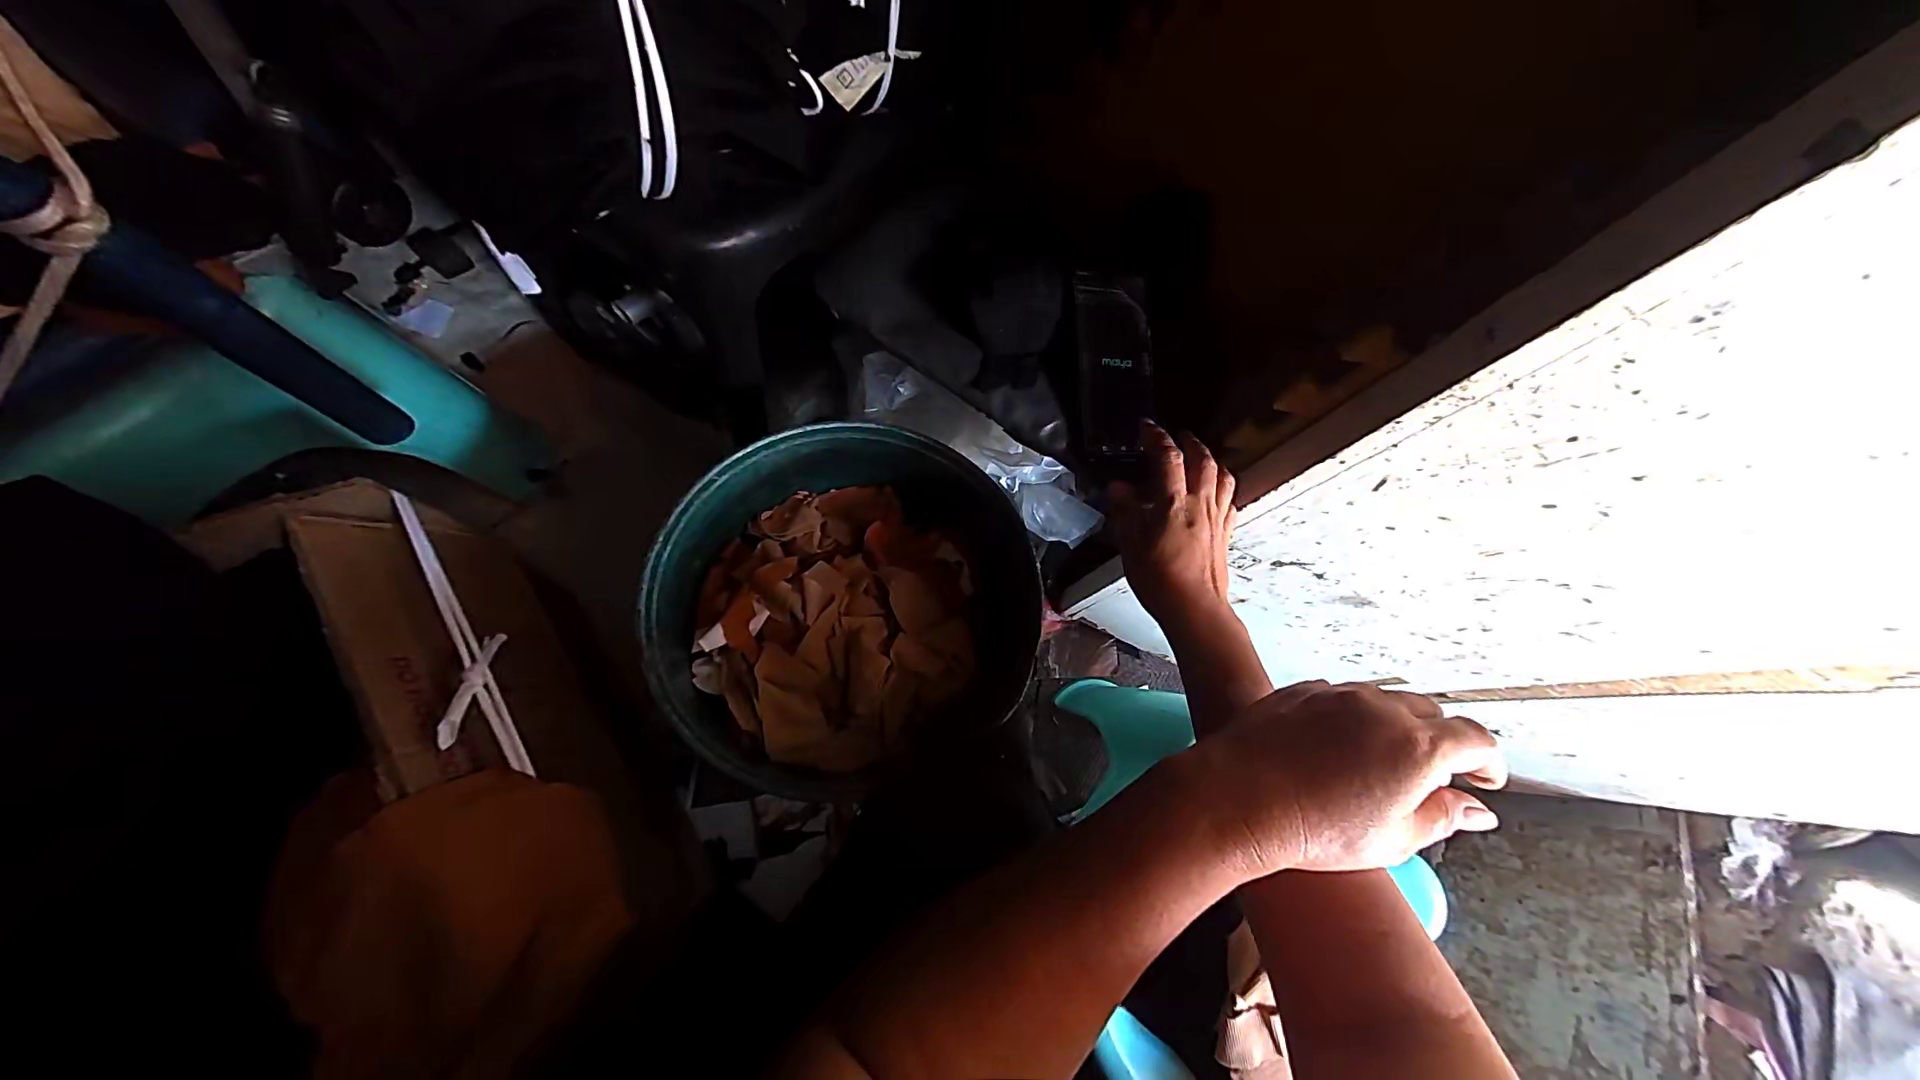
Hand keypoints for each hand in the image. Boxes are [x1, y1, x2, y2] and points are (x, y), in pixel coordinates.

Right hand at [1109, 422, 1236, 629]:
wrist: (1194, 608)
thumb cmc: (1160, 579)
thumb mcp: (1130, 545)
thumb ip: (1125, 511)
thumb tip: (1118, 487)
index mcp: (1174, 504)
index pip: (1168, 457)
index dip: (1157, 437)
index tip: (1146, 427)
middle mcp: (1200, 505)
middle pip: (1203, 460)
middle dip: (1190, 442)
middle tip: (1178, 435)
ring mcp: (1217, 519)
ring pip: (1223, 477)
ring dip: (1212, 460)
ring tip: (1200, 456)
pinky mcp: (1225, 535)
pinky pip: (1229, 502)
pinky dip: (1222, 490)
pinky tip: (1213, 495)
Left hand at [1191, 681, 1506, 877]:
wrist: (1239, 797)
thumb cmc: (1316, 828)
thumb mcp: (1393, 838)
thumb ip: (1443, 816)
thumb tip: (1477, 809)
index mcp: (1417, 746)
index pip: (1475, 739)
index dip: (1486, 762)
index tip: (1482, 781)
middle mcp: (1380, 709)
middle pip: (1430, 714)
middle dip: (1441, 742)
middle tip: (1430, 776)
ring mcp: (1335, 694)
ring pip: (1383, 700)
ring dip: (1393, 724)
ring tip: (1379, 761)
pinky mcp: (1299, 691)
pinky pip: (1339, 696)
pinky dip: (1350, 715)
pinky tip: (1336, 744)